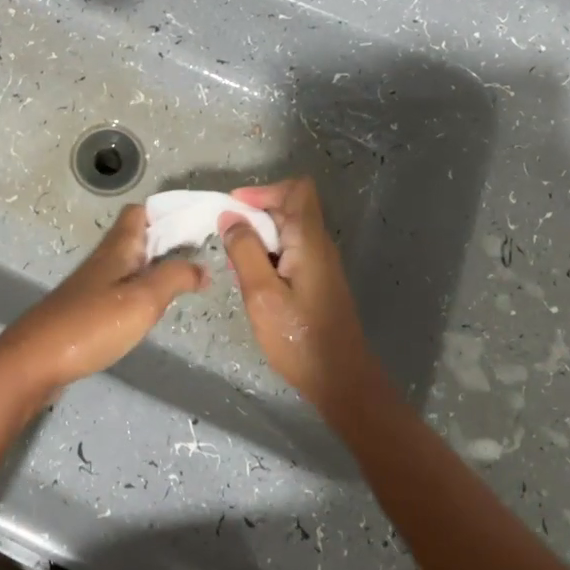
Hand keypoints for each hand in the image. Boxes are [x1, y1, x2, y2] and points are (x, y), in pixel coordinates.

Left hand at [0, 205, 206, 402]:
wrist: (35, 360)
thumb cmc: (92, 324)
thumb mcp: (143, 299)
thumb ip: (175, 278)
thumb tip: (202, 267)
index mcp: (119, 248)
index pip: (141, 212)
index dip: (168, 212)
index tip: (198, 227)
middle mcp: (106, 259)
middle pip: (139, 238)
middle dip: (170, 243)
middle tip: (200, 261)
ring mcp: (94, 285)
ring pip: (132, 264)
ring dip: (158, 269)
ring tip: (185, 287)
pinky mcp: (88, 309)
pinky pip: (122, 288)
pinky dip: (142, 293)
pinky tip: (151, 312)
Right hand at [220, 178, 378, 417]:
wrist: (341, 380)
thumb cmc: (299, 338)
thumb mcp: (262, 295)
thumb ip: (245, 252)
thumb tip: (230, 217)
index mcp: (309, 241)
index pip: (297, 189)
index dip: (264, 191)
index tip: (234, 210)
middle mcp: (319, 245)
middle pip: (290, 208)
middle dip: (255, 216)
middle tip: (228, 241)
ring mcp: (321, 264)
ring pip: (288, 232)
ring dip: (260, 238)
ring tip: (237, 264)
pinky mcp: (317, 282)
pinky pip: (291, 253)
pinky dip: (269, 257)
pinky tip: (254, 282)